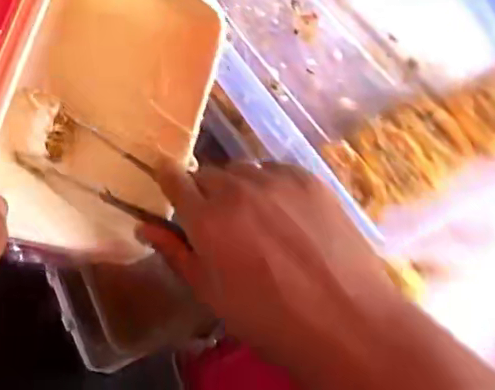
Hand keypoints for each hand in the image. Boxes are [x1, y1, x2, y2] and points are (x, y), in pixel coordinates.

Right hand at [143, 162, 494, 389]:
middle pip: (207, 174)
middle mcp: (235, 188)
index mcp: (206, 219)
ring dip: (241, 189)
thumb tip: (145, 226)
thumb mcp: (213, 296)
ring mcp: (273, 178)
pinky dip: (274, 187)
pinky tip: (289, 219)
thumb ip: (176, 254)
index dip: (170, 181)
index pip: (173, 177)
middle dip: (208, 193)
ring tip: (260, 224)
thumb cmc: (271, 320)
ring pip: (242, 171)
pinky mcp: (306, 176)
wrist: (349, 324)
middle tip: (224, 226)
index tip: (172, 189)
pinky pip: (276, 171)